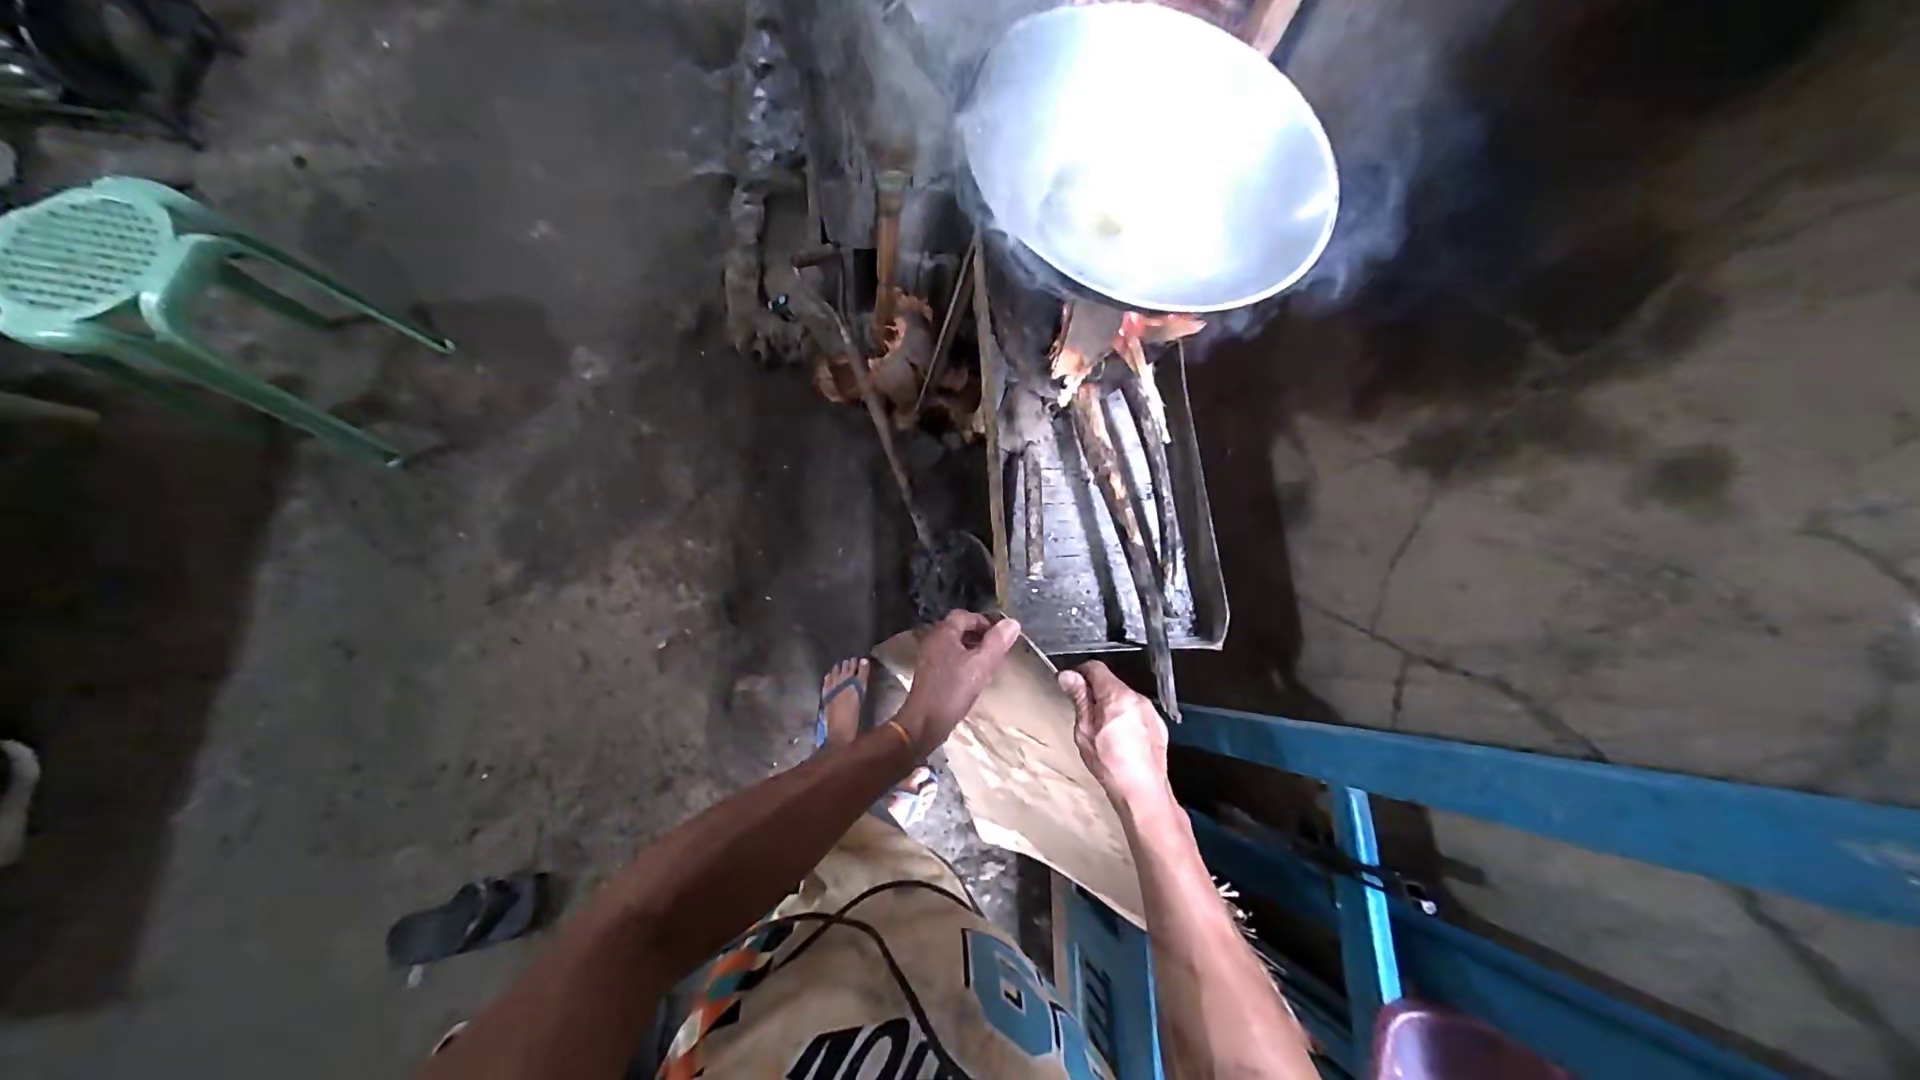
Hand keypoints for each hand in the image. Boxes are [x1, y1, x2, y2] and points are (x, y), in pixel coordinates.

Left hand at [896, 611, 1021, 753]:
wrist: (925, 722)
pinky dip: (962, 661)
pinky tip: (973, 676)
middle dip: (979, 635)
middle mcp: (932, 640)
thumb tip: (1012, 623)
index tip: (1000, 636)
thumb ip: (996, 642)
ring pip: (953, 644)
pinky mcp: (928, 673)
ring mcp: (928, 657)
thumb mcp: (981, 665)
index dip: (984, 622)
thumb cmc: (953, 690)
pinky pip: (948, 658)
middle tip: (996, 648)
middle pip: (958, 629)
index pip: (965, 615)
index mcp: (943, 633)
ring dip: (971, 649)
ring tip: (988, 662)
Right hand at [1060, 661, 1171, 811]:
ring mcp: (1150, 711)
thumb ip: (1079, 699)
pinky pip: (1136, 712)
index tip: (1073, 686)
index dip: (1080, 674)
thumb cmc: (1111, 764)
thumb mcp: (1084, 730)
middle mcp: (1137, 698)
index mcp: (1116, 695)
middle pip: (1111, 683)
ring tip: (1102, 731)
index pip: (1095, 667)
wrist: (1142, 791)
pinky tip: (1120, 740)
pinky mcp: (1157, 725)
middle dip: (1096, 693)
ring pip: (1124, 697)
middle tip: (1085, 715)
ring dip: (1111, 706)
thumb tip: (1067, 676)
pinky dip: (1126, 718)